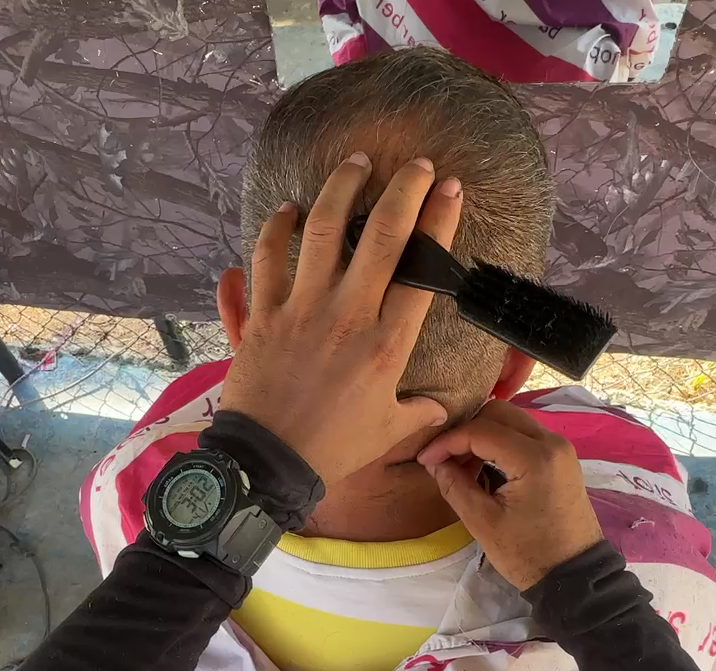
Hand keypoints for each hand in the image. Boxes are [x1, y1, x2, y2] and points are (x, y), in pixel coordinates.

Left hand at [219, 152, 460, 484]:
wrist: (269, 462)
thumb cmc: (333, 449)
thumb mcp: (387, 432)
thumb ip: (419, 411)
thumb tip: (442, 407)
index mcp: (387, 344)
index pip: (422, 270)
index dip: (441, 221)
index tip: (452, 188)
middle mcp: (349, 314)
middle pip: (382, 233)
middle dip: (405, 189)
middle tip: (417, 165)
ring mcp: (302, 309)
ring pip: (323, 229)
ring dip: (341, 187)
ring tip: (356, 163)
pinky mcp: (263, 313)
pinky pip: (268, 256)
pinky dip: (276, 228)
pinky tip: (288, 210)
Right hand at [417, 401, 606, 589]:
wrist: (574, 574)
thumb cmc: (528, 554)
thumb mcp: (482, 522)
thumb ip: (455, 486)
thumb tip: (434, 462)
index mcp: (535, 458)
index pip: (481, 431)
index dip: (447, 442)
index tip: (425, 459)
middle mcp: (552, 442)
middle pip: (499, 412)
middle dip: (466, 430)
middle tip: (444, 457)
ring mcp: (560, 448)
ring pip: (512, 420)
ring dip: (482, 434)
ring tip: (461, 464)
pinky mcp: (561, 457)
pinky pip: (524, 434)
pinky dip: (500, 442)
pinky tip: (483, 465)